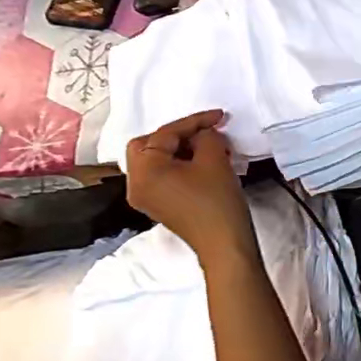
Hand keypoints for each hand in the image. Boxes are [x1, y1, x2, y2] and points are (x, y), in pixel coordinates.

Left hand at [125, 110, 256, 260]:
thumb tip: (204, 134)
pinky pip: (162, 175)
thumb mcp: (214, 158)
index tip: (219, 116)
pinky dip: (179, 164)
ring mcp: (145, 197)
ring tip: (209, 147)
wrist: (224, 244)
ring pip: (155, 160)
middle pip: (149, 145)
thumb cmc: (216, 201)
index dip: (194, 121)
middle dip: (178, 135)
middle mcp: (136, 184)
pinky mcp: (158, 205)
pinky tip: (203, 163)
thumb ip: (206, 136)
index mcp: (144, 171)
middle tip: (205, 132)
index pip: (165, 134)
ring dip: (180, 149)